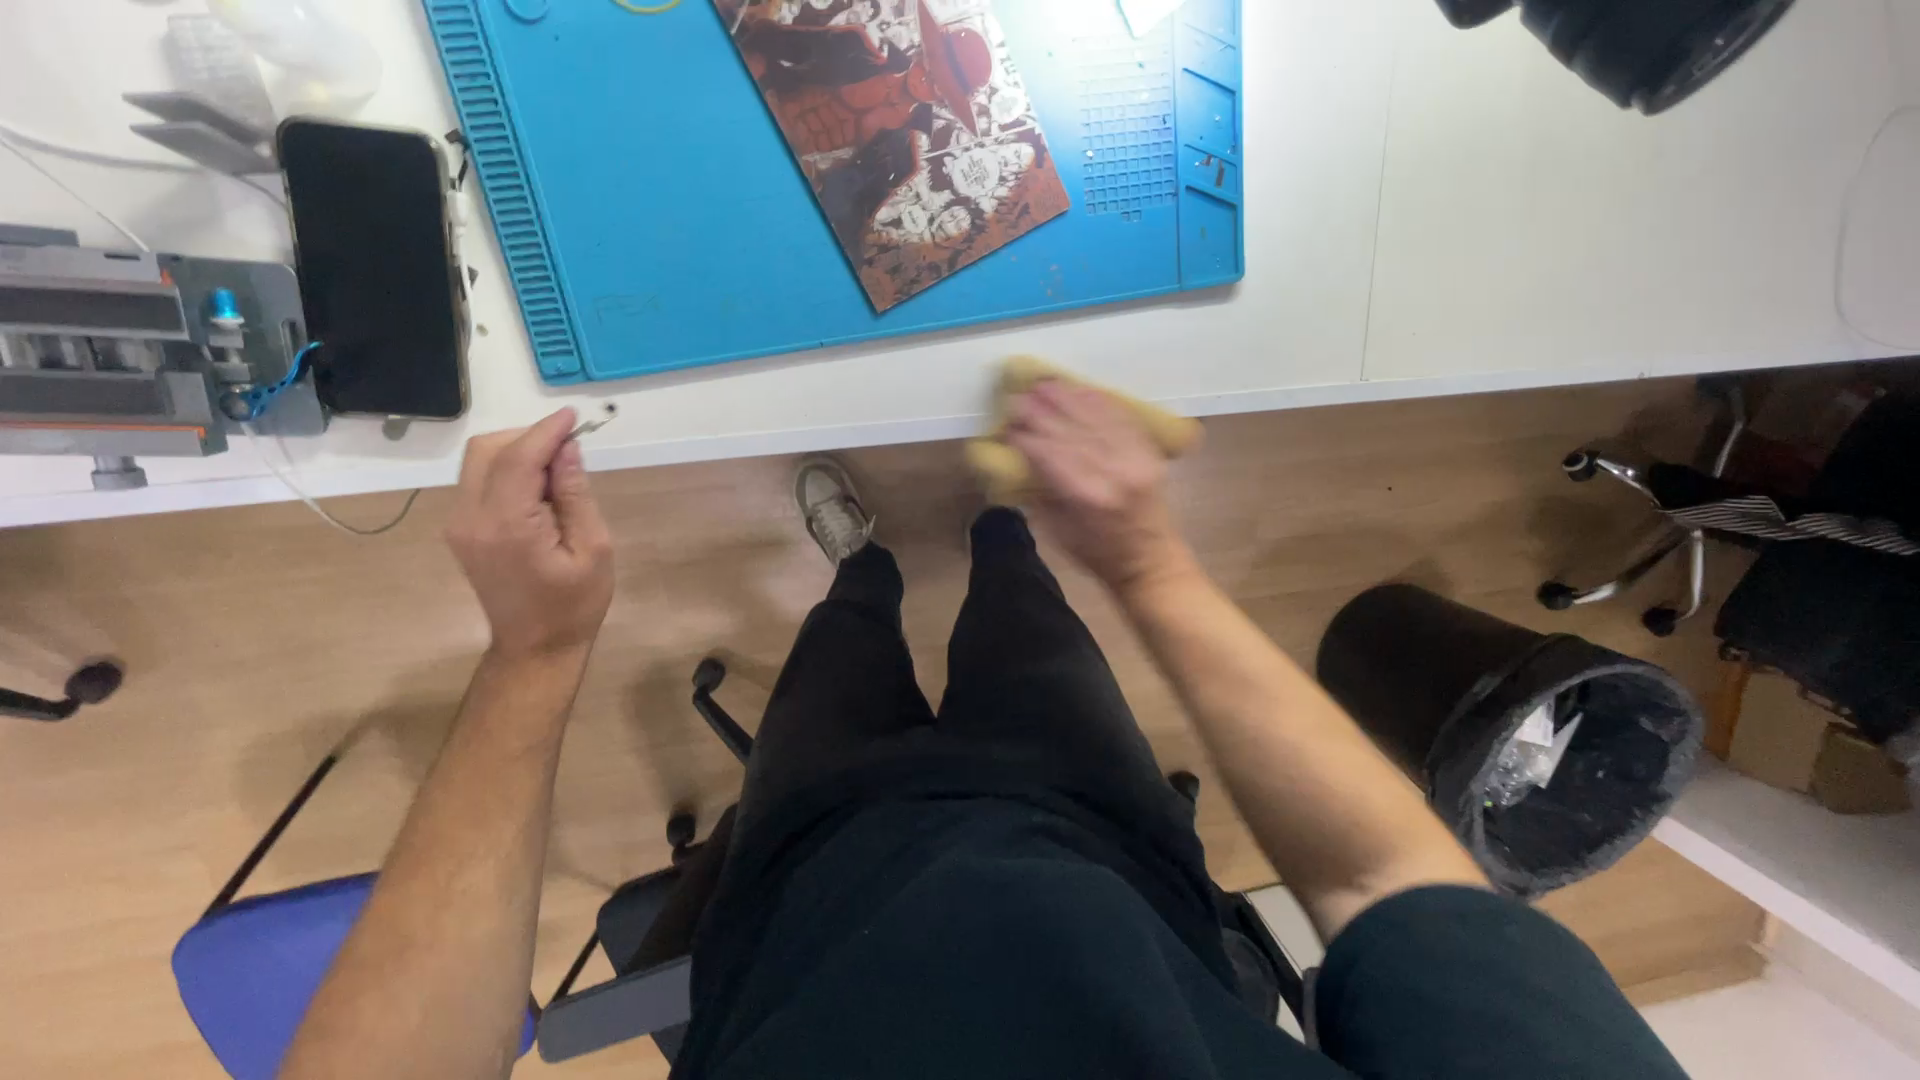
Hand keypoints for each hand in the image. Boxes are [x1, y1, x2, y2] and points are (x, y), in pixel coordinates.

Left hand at [446, 408, 613, 660]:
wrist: (535, 647)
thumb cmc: (575, 604)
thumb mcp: (594, 549)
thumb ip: (575, 494)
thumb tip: (567, 449)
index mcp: (508, 525)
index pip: (519, 458)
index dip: (546, 431)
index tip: (574, 416)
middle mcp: (471, 518)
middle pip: (488, 450)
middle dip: (528, 437)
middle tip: (569, 449)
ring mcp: (459, 524)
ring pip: (479, 461)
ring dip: (517, 452)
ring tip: (557, 471)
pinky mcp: (461, 529)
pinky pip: (480, 482)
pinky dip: (508, 471)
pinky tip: (539, 490)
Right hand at [1005, 380, 1193, 593]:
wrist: (1150, 561)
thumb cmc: (1097, 554)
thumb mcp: (1058, 532)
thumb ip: (1040, 493)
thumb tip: (1019, 460)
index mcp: (1087, 497)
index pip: (1049, 455)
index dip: (1025, 438)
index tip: (1006, 426)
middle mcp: (1113, 473)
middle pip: (1070, 431)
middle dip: (1040, 412)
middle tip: (1017, 398)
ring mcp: (1135, 459)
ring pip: (1095, 418)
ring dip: (1067, 398)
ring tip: (1045, 383)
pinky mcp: (1148, 453)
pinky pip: (1121, 418)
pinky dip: (1099, 401)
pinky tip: (1080, 389)